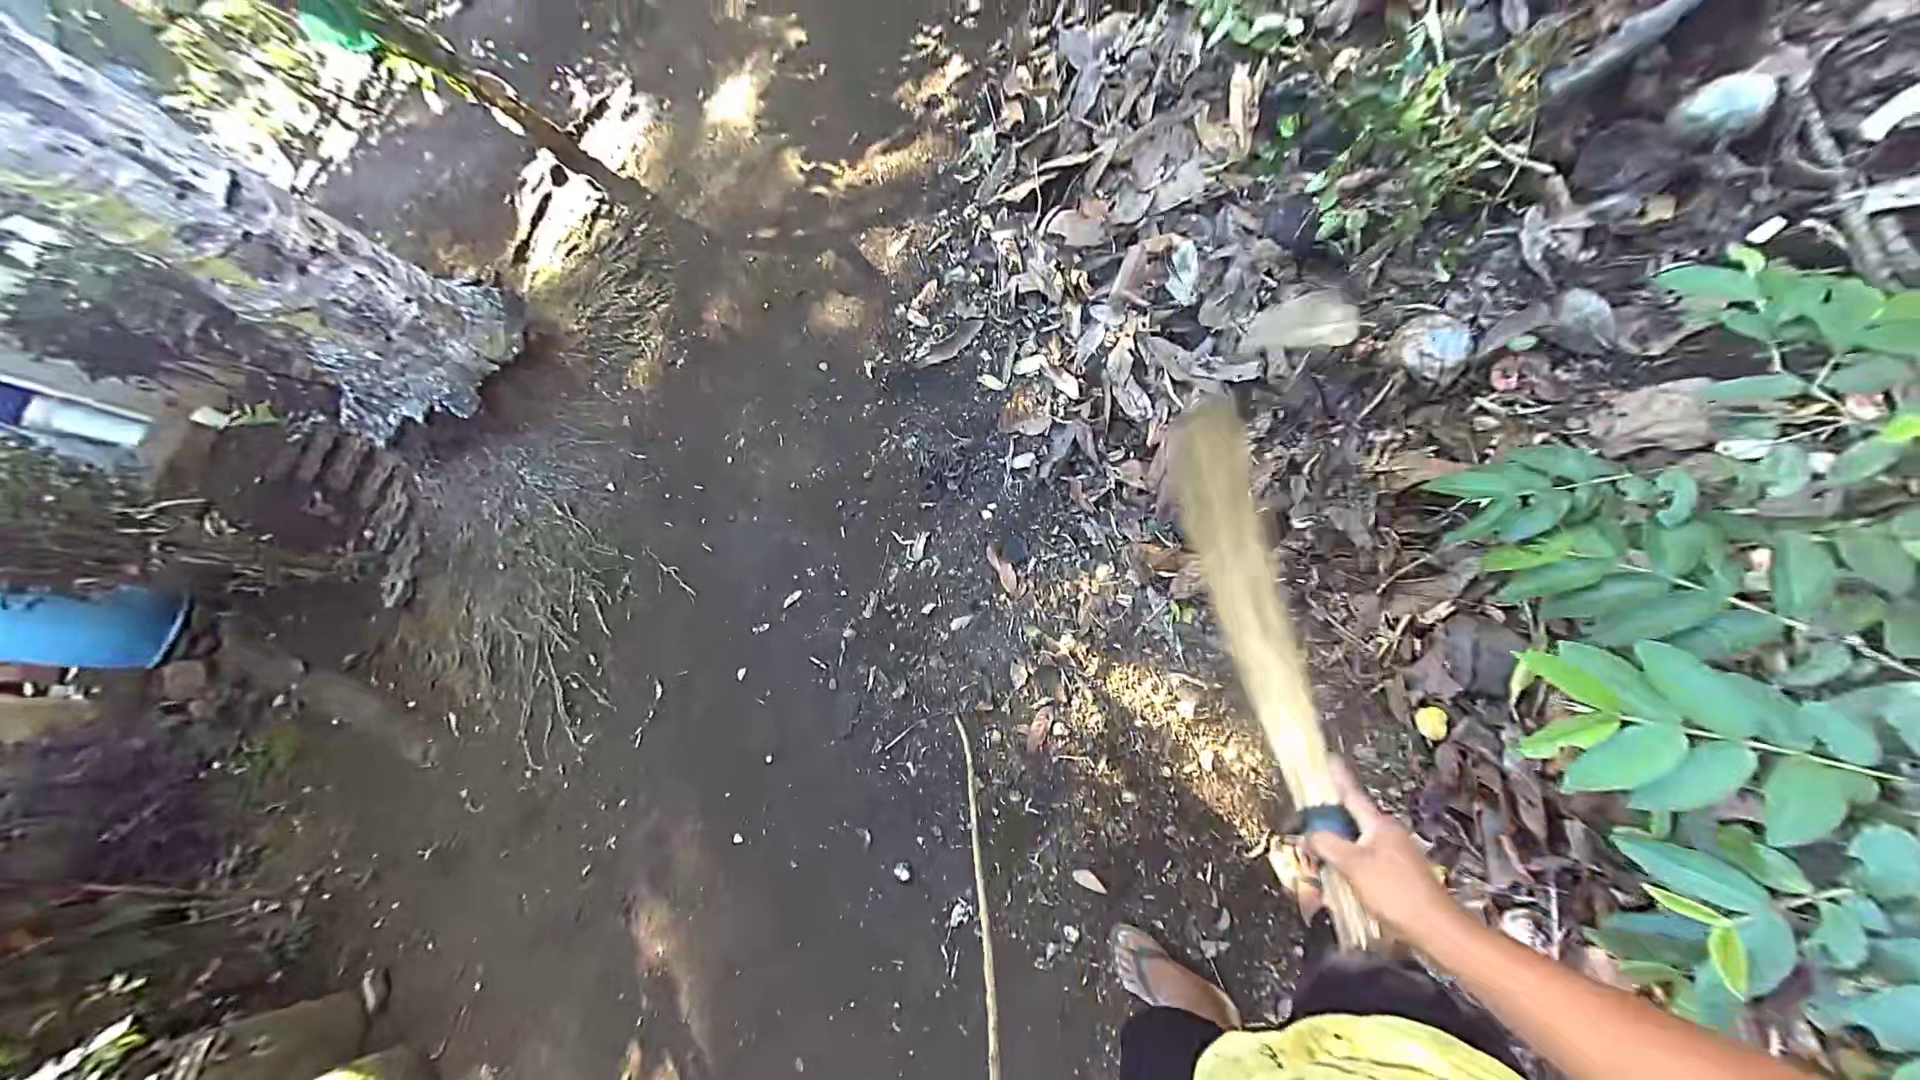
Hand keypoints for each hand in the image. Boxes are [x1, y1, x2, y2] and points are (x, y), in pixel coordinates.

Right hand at [1306, 758, 1462, 944]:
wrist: (1437, 931)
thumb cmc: (1395, 892)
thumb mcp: (1352, 865)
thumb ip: (1326, 845)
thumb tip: (1307, 836)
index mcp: (1379, 824)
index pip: (1352, 794)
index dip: (1338, 777)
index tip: (1329, 759)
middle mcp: (1389, 834)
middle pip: (1353, 819)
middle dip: (1330, 818)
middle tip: (1309, 818)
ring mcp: (1397, 854)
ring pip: (1359, 841)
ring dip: (1339, 844)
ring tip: (1318, 851)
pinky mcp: (1400, 875)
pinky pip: (1367, 859)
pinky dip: (1350, 861)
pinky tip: (1340, 875)